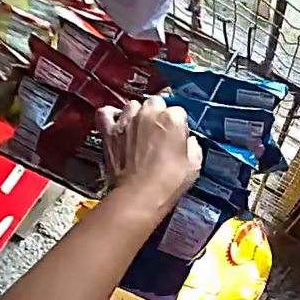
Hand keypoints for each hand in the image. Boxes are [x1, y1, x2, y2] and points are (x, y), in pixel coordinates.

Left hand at [97, 96, 201, 213]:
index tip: (177, 138)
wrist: (140, 196)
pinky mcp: (109, 131)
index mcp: (172, 119)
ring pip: (132, 106)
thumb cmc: (169, 182)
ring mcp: (127, 120)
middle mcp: (149, 113)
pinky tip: (116, 124)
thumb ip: (193, 147)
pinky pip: (106, 113)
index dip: (179, 126)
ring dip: (137, 115)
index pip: (178, 112)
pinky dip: (110, 116)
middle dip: (158, 115)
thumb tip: (189, 141)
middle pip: (156, 103)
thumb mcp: (193, 166)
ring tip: (138, 130)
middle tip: (159, 135)